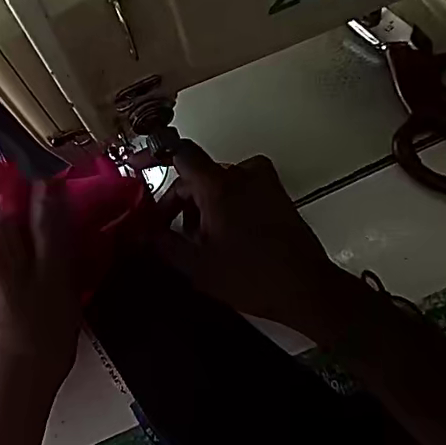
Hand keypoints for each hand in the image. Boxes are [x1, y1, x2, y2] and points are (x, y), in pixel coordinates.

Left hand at [0, 179, 81, 402]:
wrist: (11, 391)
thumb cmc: (36, 335)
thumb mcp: (55, 272)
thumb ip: (50, 224)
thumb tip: (49, 182)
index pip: (19, 193)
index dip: (50, 196)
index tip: (77, 210)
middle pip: (17, 220)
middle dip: (49, 226)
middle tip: (80, 244)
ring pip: (18, 245)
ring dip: (44, 249)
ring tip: (71, 270)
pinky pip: (14, 267)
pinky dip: (34, 270)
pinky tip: (54, 290)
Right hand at [152, 142, 367, 334]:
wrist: (305, 290)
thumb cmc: (255, 277)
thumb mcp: (196, 265)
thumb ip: (163, 244)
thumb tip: (144, 235)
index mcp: (219, 187)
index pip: (181, 154)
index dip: (155, 155)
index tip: (140, 163)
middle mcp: (242, 177)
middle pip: (198, 174)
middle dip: (178, 200)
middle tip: (164, 226)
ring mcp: (263, 185)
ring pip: (218, 183)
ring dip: (201, 204)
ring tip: (196, 238)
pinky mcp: (277, 197)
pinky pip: (240, 189)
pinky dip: (225, 204)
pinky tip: (222, 234)